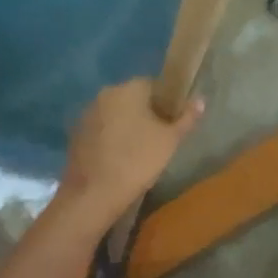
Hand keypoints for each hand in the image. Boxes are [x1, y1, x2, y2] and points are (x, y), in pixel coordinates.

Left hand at [59, 81, 202, 217]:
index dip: (166, 102)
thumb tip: (200, 100)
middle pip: (131, 98)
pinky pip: (101, 129)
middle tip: (158, 138)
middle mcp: (104, 94)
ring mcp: (87, 114)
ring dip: (126, 125)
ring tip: (138, 150)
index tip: (172, 122)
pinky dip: (110, 138)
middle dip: (145, 113)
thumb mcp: (170, 141)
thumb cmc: (138, 161)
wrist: (94, 193)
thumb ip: (186, 118)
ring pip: (114, 113)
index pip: (152, 85)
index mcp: (128, 89)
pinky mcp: (76, 134)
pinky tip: (118, 159)